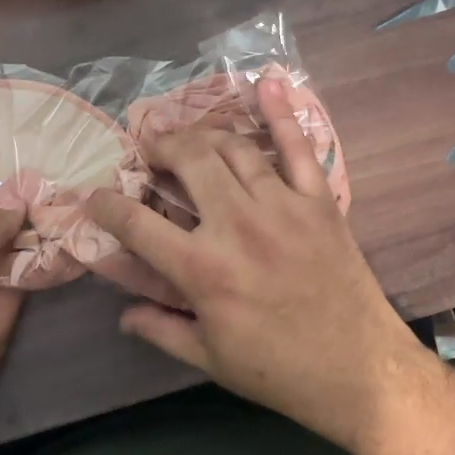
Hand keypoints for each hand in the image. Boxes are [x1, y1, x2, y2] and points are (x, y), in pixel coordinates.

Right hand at [87, 77, 429, 451]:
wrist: (360, 371)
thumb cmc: (279, 370)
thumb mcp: (208, 359)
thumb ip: (160, 329)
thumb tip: (122, 314)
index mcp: (202, 268)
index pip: (136, 222)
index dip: (105, 204)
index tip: (94, 197)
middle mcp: (236, 224)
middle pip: (186, 161)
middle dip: (157, 148)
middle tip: (148, 153)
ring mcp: (282, 206)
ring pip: (232, 148)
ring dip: (202, 134)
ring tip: (187, 138)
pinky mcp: (318, 201)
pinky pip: (298, 147)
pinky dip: (282, 112)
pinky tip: (267, 83)